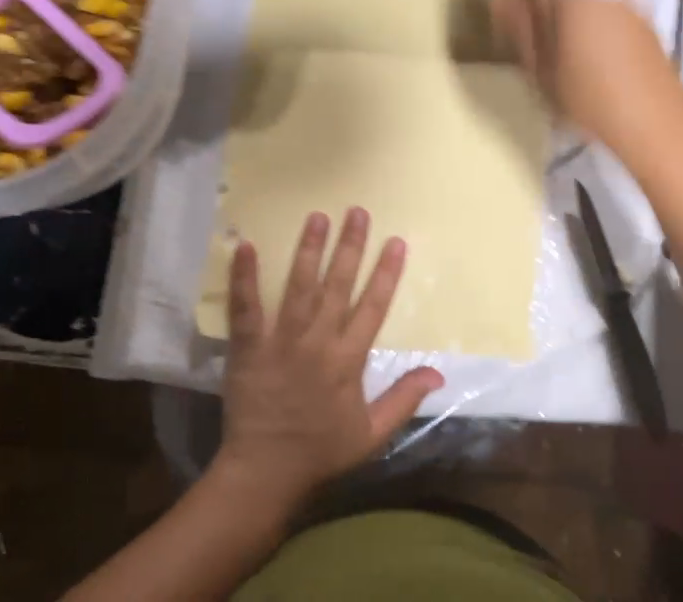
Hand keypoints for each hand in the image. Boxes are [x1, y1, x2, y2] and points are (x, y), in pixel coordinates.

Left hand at [212, 207, 443, 508]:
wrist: (264, 472)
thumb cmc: (321, 451)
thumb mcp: (372, 434)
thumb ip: (404, 399)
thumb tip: (438, 372)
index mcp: (349, 360)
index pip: (373, 307)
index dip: (386, 273)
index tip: (396, 241)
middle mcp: (318, 342)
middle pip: (338, 286)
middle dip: (350, 246)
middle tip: (357, 211)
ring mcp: (281, 342)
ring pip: (298, 287)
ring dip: (309, 250)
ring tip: (317, 216)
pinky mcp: (249, 348)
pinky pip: (246, 308)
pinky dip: (245, 278)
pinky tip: (246, 247)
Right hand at [491, 0, 682, 150]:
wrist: (656, 126)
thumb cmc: (591, 101)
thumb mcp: (543, 71)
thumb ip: (521, 29)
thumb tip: (504, 2)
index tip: (505, 14)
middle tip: (529, 34)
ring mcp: (629, 5)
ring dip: (567, 11)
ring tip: (559, 47)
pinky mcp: (646, 24)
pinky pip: (609, 9)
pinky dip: (593, 21)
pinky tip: (592, 55)